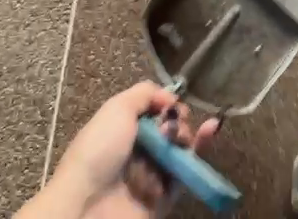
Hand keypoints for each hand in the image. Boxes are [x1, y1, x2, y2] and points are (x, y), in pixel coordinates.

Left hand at [35, 82, 219, 218]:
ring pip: (179, 149)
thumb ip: (145, 93)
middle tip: (174, 124)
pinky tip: (209, 131)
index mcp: (122, 130)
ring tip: (180, 136)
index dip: (166, 106)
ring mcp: (151, 175)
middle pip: (169, 130)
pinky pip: (185, 175)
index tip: (172, 105)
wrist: (88, 204)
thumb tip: (171, 97)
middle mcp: (137, 152)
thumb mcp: (117, 108)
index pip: (153, 113)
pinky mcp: (163, 197)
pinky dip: (199, 153)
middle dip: (178, 121)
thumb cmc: (99, 149)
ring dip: (187, 135)